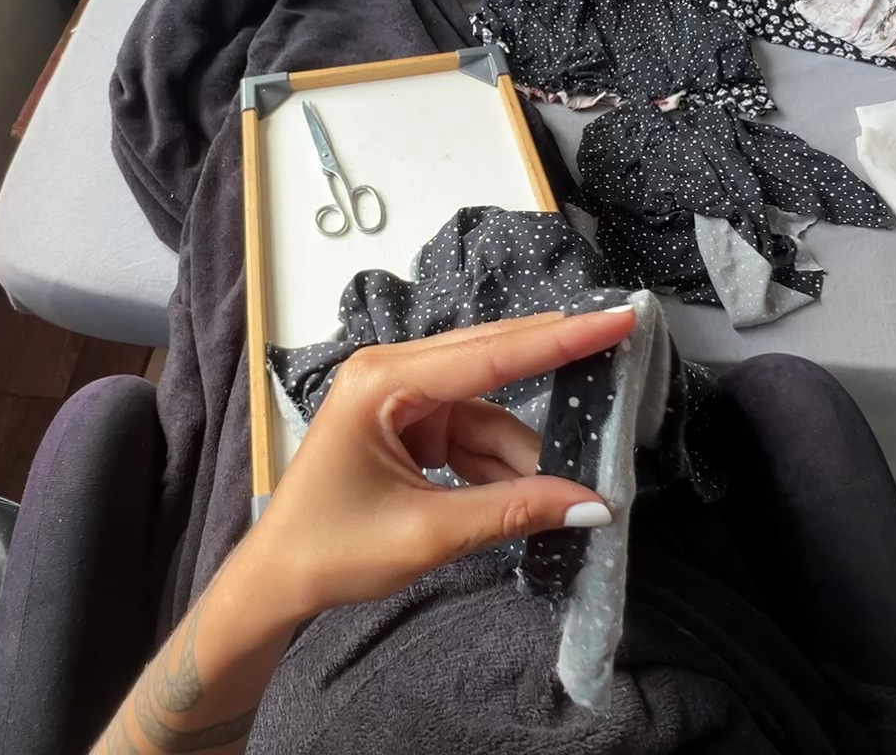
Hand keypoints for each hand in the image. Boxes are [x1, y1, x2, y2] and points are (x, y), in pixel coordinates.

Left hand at [231, 310, 633, 624]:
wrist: (276, 579)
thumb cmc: (329, 549)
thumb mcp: (426, 533)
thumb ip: (512, 511)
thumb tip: (592, 503)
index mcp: (383, 381)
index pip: (489, 354)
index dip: (560, 339)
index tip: (615, 317)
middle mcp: (393, 373)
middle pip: (491, 361)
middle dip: (554, 367)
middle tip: (619, 350)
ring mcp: (402, 397)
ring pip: (489, 410)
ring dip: (525, 452)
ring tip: (570, 489)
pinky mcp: (411, 422)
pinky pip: (472, 433)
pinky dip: (501, 463)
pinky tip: (530, 493)